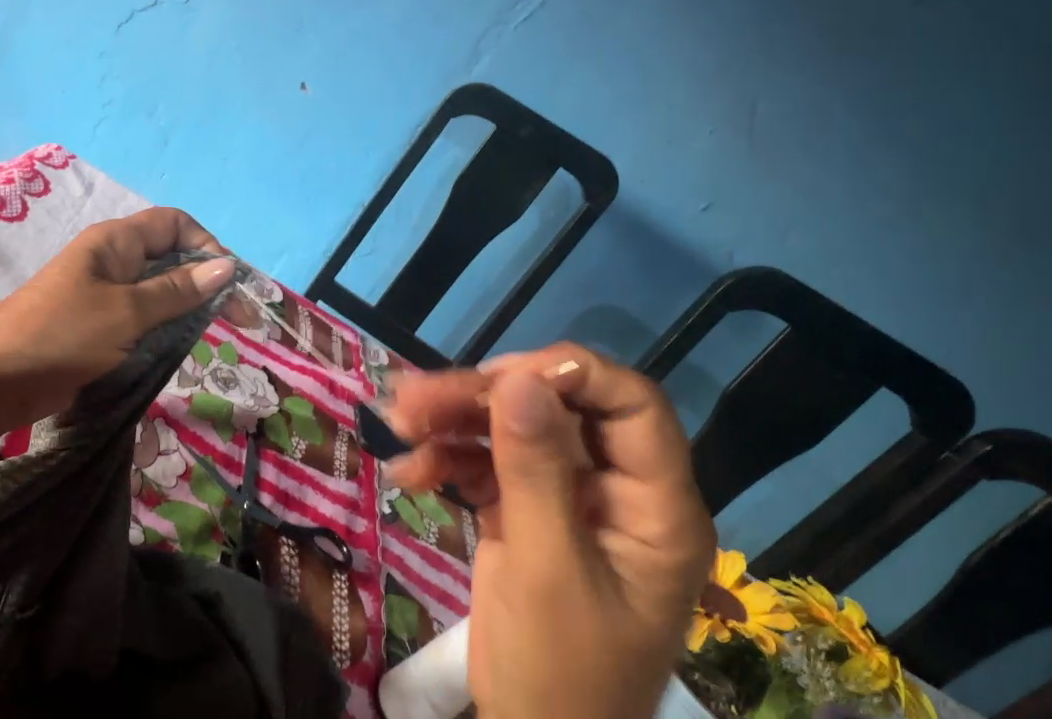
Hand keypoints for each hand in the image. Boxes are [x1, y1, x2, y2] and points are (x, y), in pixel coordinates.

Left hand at [0, 207, 237, 465]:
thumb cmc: (62, 335)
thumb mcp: (126, 312)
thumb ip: (177, 291)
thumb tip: (227, 266)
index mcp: (115, 242)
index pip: (174, 224)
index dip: (207, 246)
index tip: (231, 284)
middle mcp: (112, 261)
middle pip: (171, 258)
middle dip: (206, 283)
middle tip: (241, 322)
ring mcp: (103, 296)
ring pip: (159, 293)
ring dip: (188, 310)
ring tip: (217, 337)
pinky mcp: (97, 328)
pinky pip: (142, 319)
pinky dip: (165, 330)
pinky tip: (182, 350)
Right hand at [382, 344, 714, 718]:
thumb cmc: (558, 674)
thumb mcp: (545, 569)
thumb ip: (535, 470)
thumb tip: (520, 378)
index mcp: (655, 508)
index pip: (631, 406)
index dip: (571, 376)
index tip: (499, 377)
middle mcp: (617, 493)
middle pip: (557, 412)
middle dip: (484, 400)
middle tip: (414, 398)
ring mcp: (569, 504)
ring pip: (515, 432)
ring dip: (454, 424)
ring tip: (396, 423)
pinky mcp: (527, 517)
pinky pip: (490, 468)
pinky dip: (449, 463)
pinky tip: (408, 473)